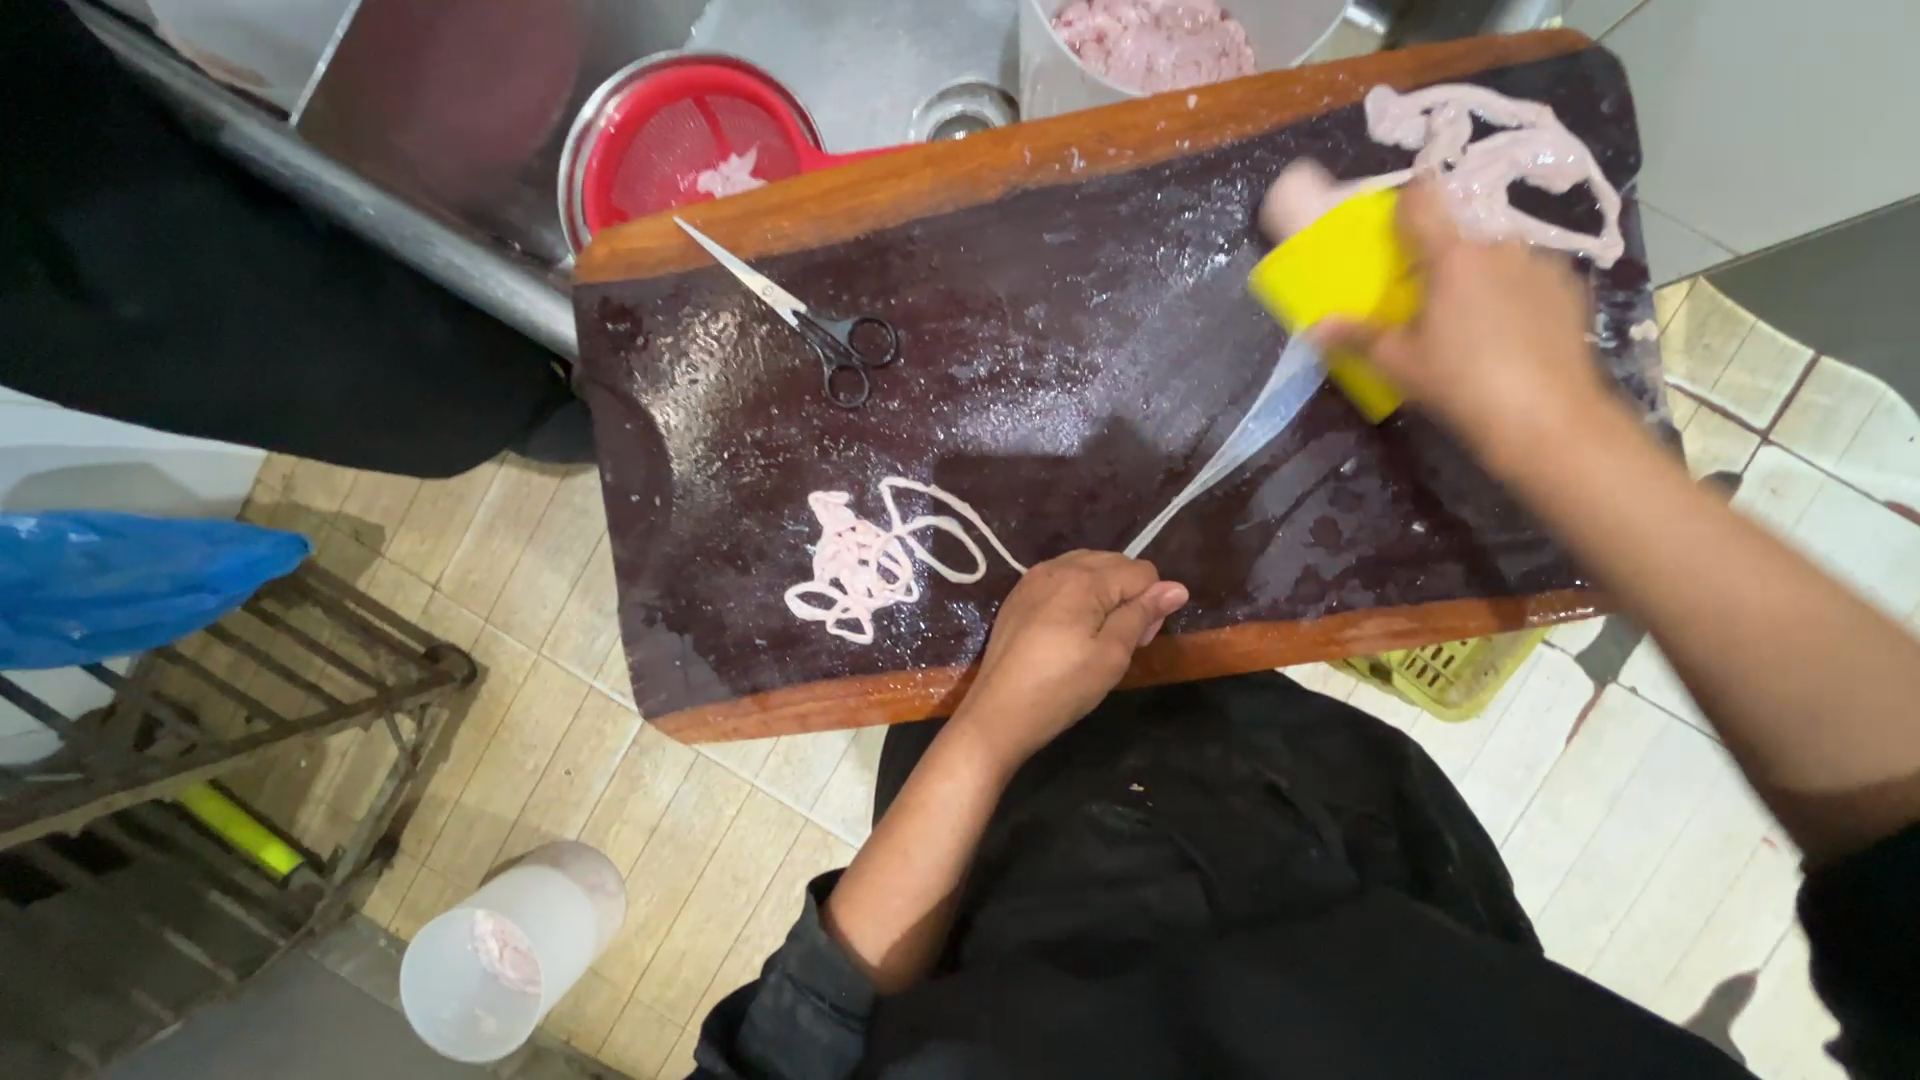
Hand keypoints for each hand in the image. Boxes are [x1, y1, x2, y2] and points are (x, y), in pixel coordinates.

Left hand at [950, 551, 1187, 770]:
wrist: (998, 712)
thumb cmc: (1061, 687)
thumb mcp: (1112, 655)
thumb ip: (1142, 614)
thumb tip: (1176, 587)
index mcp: (1083, 578)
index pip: (1141, 571)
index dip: (1151, 604)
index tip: (1139, 640)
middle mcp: (1057, 567)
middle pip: (1114, 563)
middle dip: (1128, 594)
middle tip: (1122, 641)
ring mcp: (1033, 578)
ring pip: (1087, 567)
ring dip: (1104, 593)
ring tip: (1097, 636)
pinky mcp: (1019, 594)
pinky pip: (1062, 579)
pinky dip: (1077, 595)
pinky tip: (1070, 630)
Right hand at [1317, 177, 1611, 465]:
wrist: (1546, 417)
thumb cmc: (1459, 383)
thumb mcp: (1397, 364)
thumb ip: (1355, 337)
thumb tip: (1315, 327)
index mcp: (1452, 256)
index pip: (1424, 198)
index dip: (1405, 201)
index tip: (1392, 223)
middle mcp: (1499, 246)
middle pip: (1460, 235)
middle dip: (1440, 258)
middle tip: (1426, 298)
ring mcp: (1541, 264)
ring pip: (1496, 257)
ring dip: (1479, 276)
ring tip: (1471, 321)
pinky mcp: (1570, 287)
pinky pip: (1528, 278)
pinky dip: (1513, 294)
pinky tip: (1508, 334)